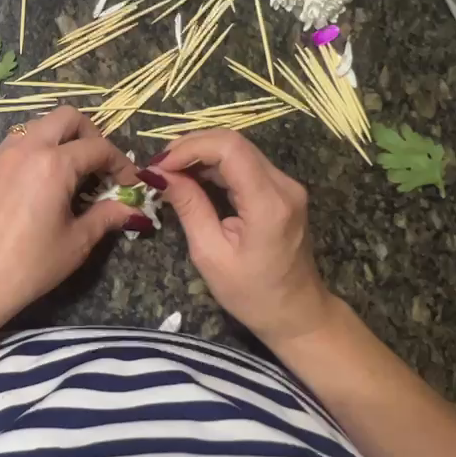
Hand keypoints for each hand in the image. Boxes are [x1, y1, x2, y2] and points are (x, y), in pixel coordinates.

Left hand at [0, 107, 144, 329]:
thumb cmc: (29, 266)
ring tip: (61, 173)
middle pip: (65, 117)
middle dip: (88, 134)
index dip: (120, 163)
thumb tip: (131, 209)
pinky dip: (24, 159)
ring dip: (54, 141)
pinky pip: (5, 150)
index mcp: (54, 164)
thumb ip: (106, 216)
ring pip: (32, 128)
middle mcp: (23, 149)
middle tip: (96, 164)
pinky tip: (25, 190)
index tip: (128, 182)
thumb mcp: (76, 243)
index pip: (98, 148)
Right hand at [150, 129, 335, 344]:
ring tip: (169, 172)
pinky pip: (244, 164)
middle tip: (159, 166)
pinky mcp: (281, 190)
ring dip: (200, 155)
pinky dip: (214, 166)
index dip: (190, 148)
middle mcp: (283, 185)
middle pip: (233, 142)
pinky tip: (191, 178)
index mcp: (268, 203)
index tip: (160, 166)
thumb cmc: (252, 294)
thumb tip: (160, 174)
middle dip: (191, 147)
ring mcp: (286, 185)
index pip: (229, 148)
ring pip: (238, 149)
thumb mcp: (210, 254)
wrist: (297, 314)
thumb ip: (189, 207)